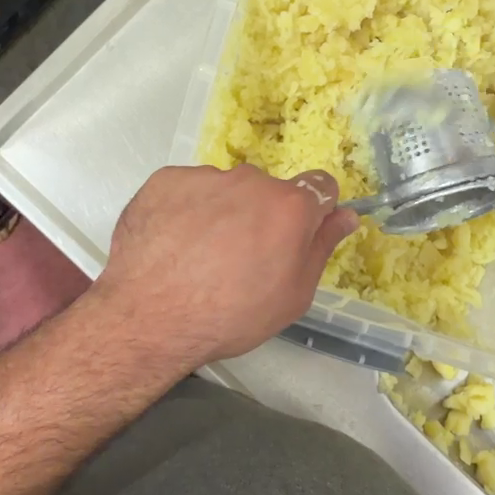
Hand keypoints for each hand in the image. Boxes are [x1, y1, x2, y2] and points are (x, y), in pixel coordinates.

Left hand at [92, 166, 358, 371]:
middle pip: (267, 192)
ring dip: (221, 213)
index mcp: (290, 207)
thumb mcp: (292, 296)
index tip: (294, 237)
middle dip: (261, 217)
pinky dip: (184, 211)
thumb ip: (321, 248)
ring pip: (225, 191)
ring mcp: (204, 177)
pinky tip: (173, 245)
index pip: (320, 187)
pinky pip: (187, 191)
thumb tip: (345, 216)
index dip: (312, 212)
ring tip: (198, 257)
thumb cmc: (230, 316)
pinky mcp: (165, 181)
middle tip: (239, 260)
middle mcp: (250, 180)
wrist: (149, 316)